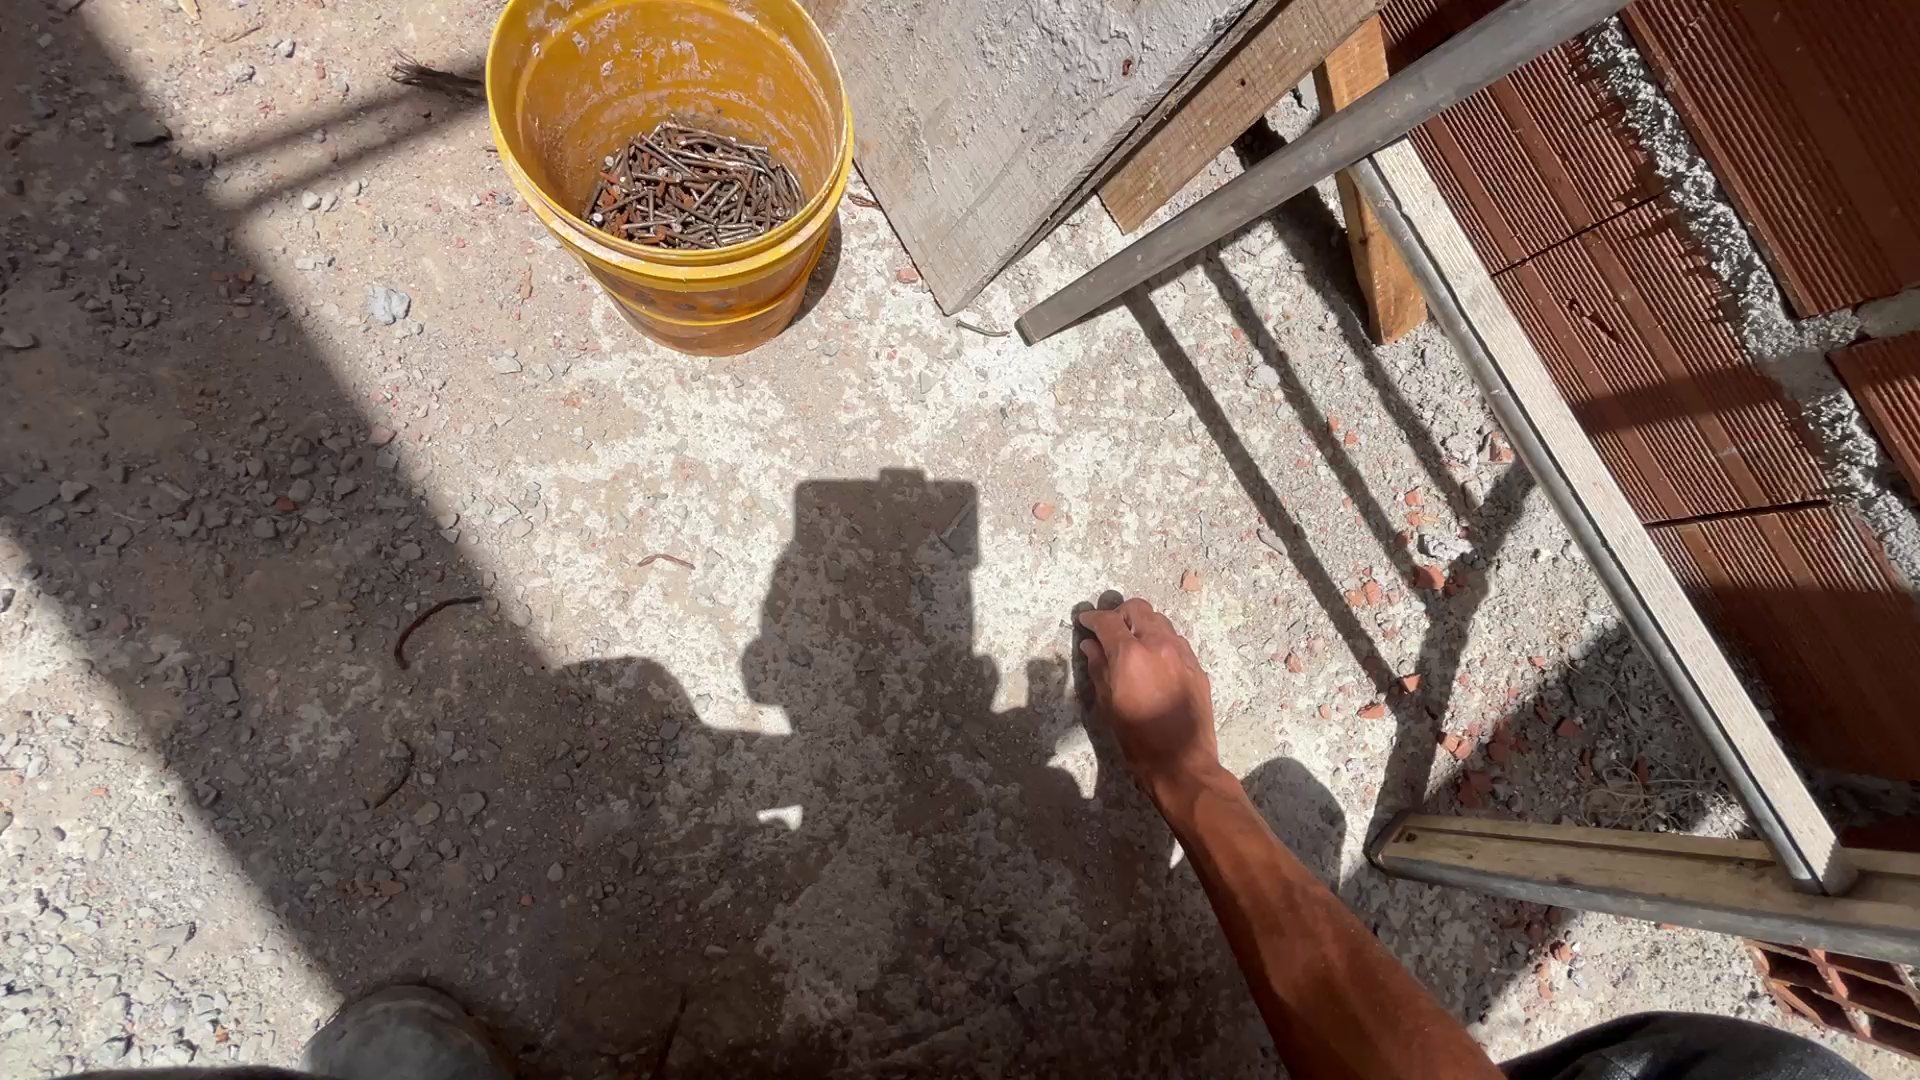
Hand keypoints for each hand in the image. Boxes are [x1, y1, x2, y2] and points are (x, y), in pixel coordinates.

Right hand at [1078, 597, 1221, 800]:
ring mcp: (1181, 653)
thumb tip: (1091, 645)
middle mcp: (1158, 644)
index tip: (1085, 621)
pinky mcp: (1196, 665)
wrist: (1181, 761)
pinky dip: (1160, 641)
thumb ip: (1098, 666)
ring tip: (1133, 645)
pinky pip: (1175, 640)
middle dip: (1120, 614)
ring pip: (1160, 621)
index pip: (1108, 620)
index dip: (1092, 618)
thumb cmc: (1136, 736)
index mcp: (1130, 653)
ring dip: (1142, 625)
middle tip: (1110, 631)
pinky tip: (1154, 661)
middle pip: (1138, 608)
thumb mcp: (1108, 702)